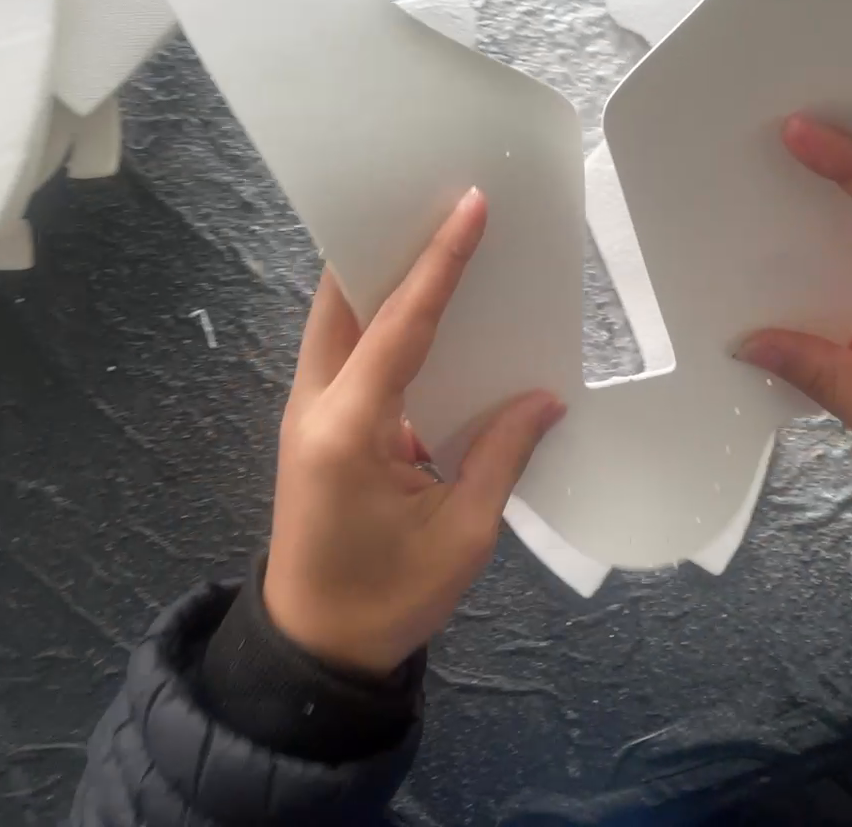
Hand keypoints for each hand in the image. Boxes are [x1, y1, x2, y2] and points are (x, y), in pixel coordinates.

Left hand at [266, 189, 566, 674]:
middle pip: (340, 303)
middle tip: (428, 203)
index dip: (439, 263)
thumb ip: (501, 455)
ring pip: (333, 322)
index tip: (468, 206)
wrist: (315, 648)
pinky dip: (371, 319)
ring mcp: (306, 413)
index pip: (400, 326)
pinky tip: (411, 310)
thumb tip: (545, 397)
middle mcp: (314, 406)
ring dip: (371, 277)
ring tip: (420, 237)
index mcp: (347, 430)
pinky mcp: (314, 426)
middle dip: (380, 247)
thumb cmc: (388, 599)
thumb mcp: (461, 535)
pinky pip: (341, 352)